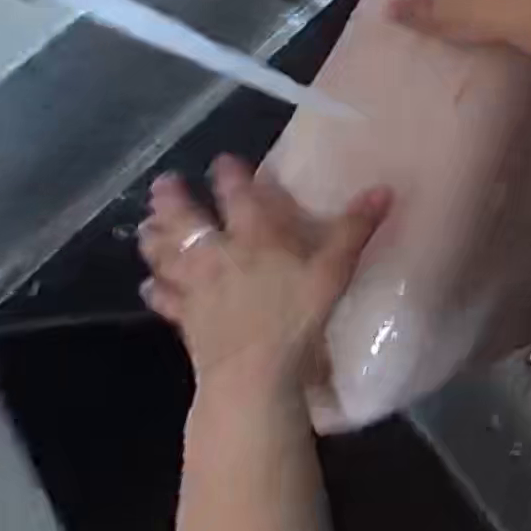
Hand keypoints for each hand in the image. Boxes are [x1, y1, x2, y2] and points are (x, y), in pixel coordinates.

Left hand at [138, 155, 391, 395]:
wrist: (254, 371)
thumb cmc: (297, 314)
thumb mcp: (335, 269)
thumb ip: (355, 228)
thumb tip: (384, 189)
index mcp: (255, 237)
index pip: (239, 197)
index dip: (230, 176)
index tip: (223, 160)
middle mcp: (218, 255)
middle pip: (187, 221)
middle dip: (174, 200)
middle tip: (164, 182)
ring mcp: (196, 288)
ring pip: (166, 255)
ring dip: (155, 238)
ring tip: (145, 225)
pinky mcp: (185, 318)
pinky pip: (164, 299)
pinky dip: (154, 289)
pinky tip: (147, 284)